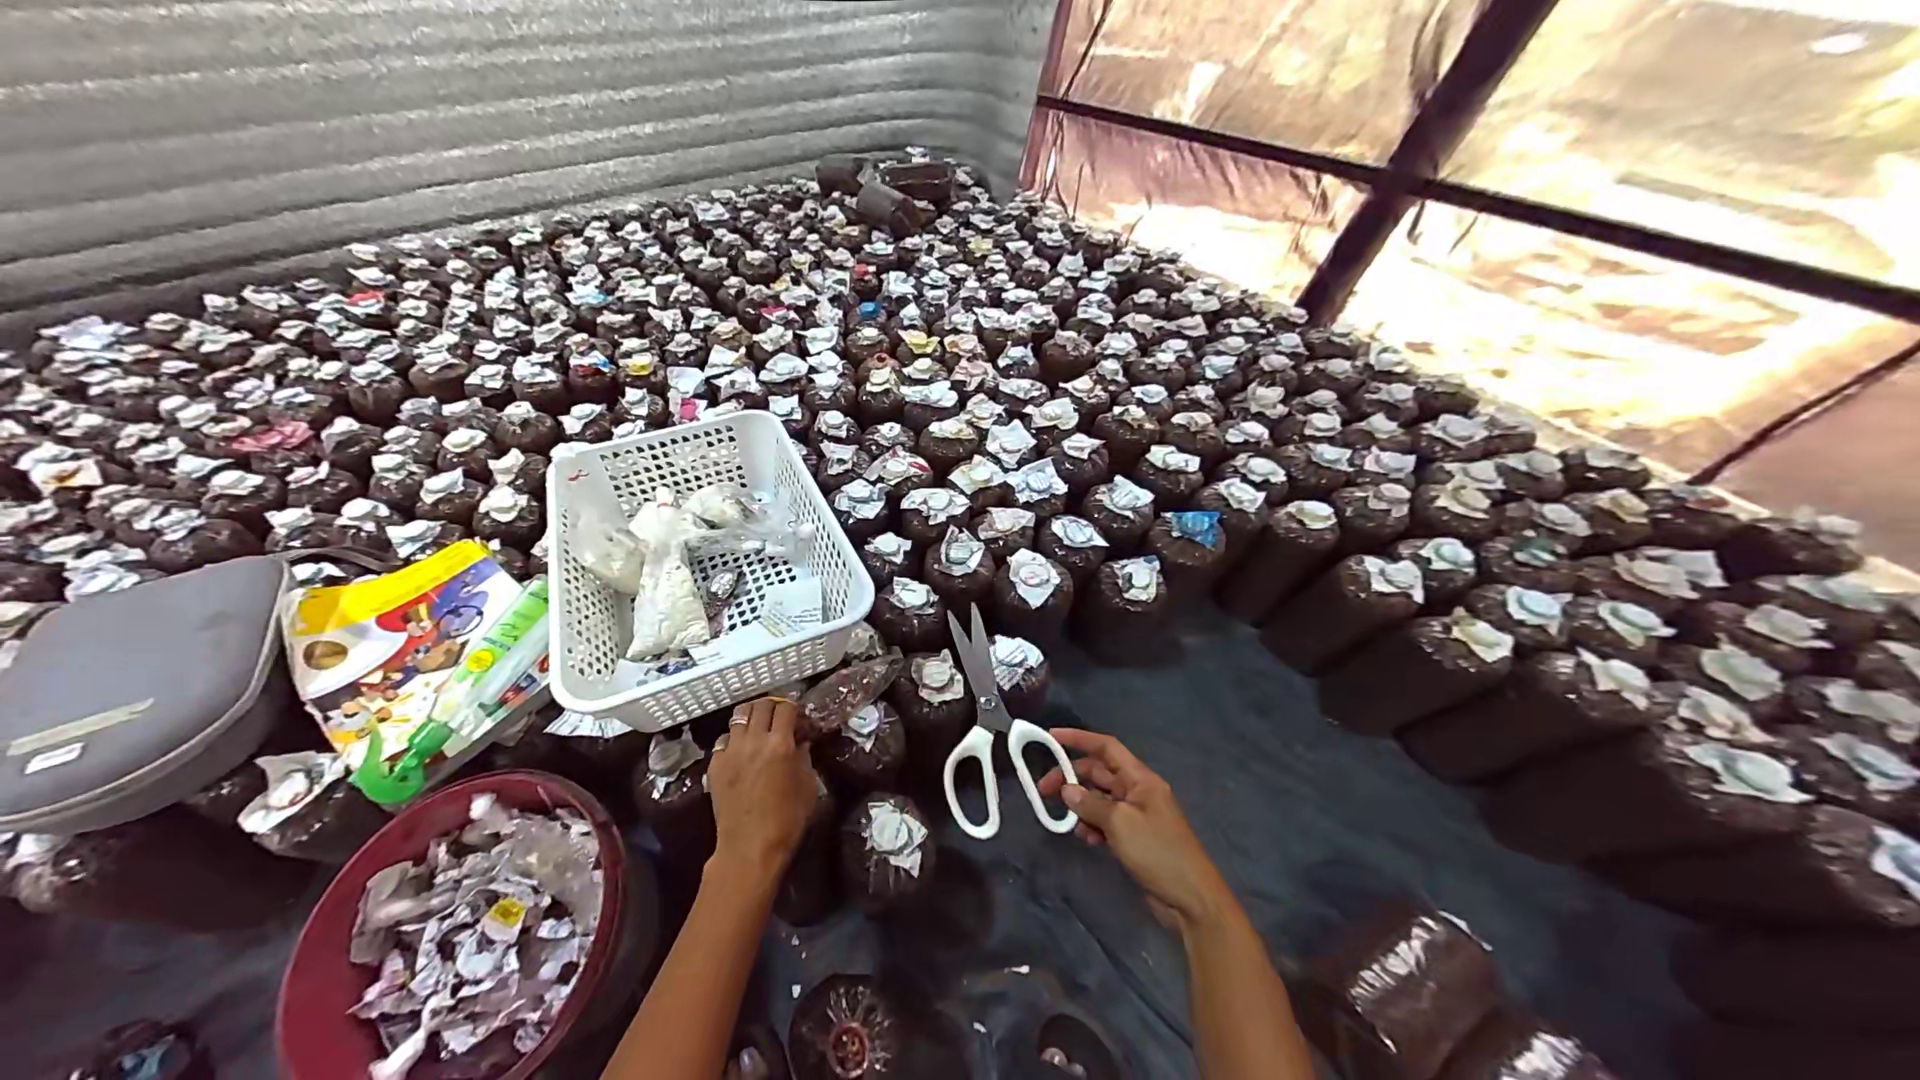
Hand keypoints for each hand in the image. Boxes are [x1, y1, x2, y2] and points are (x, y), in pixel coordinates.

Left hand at [707, 697, 818, 881]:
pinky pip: (723, 740)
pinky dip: (734, 739)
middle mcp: (754, 741)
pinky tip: (741, 751)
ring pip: (738, 717)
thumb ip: (804, 758)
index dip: (794, 708)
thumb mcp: (808, 786)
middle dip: (773, 706)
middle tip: (779, 717)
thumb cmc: (787, 820)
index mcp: (780, 744)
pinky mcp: (714, 766)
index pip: (787, 708)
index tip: (799, 718)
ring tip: (758, 728)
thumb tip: (800, 743)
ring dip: (752, 718)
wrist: (749, 847)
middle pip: (761, 705)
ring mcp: (731, 752)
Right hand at [1038, 728, 1235, 932]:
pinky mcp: (1134, 837)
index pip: (1107, 747)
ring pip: (1100, 799)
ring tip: (1068, 822)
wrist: (1190, 897)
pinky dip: (1093, 825)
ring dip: (1081, 806)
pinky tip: (1086, 839)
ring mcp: (1136, 814)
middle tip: (1045, 790)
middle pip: (1099, 773)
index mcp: (1140, 779)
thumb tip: (1067, 790)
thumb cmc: (1157, 851)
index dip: (1079, 738)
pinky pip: (1106, 821)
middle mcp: (1138, 791)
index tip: (1052, 736)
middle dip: (1072, 778)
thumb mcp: (1120, 823)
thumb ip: (1091, 803)